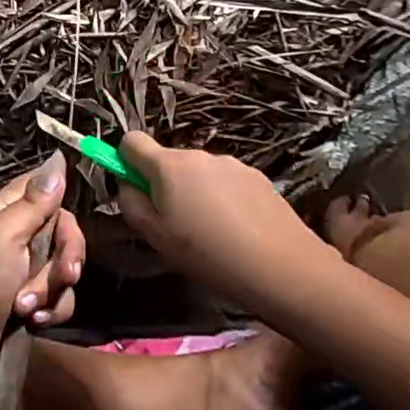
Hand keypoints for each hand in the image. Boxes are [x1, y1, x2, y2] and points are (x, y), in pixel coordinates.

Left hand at [0, 153, 85, 363]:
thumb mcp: (5, 237)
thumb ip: (34, 201)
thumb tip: (57, 158)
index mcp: (3, 210)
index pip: (44, 187)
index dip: (59, 206)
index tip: (63, 228)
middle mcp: (16, 233)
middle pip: (63, 229)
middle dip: (64, 258)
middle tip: (63, 277)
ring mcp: (26, 267)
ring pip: (65, 265)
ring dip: (51, 291)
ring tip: (28, 309)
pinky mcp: (34, 296)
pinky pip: (62, 295)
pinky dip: (52, 310)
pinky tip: (34, 322)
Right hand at [114, 133, 338, 304]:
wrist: (284, 269)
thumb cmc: (208, 254)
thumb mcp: (154, 235)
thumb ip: (130, 202)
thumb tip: (127, 183)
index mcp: (168, 165)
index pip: (131, 140)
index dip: (125, 161)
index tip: (134, 189)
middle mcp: (199, 155)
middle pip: (167, 160)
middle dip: (165, 184)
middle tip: (175, 224)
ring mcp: (232, 164)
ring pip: (198, 173)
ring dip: (195, 193)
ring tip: (211, 233)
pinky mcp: (259, 178)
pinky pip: (226, 183)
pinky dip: (223, 200)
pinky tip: (237, 231)